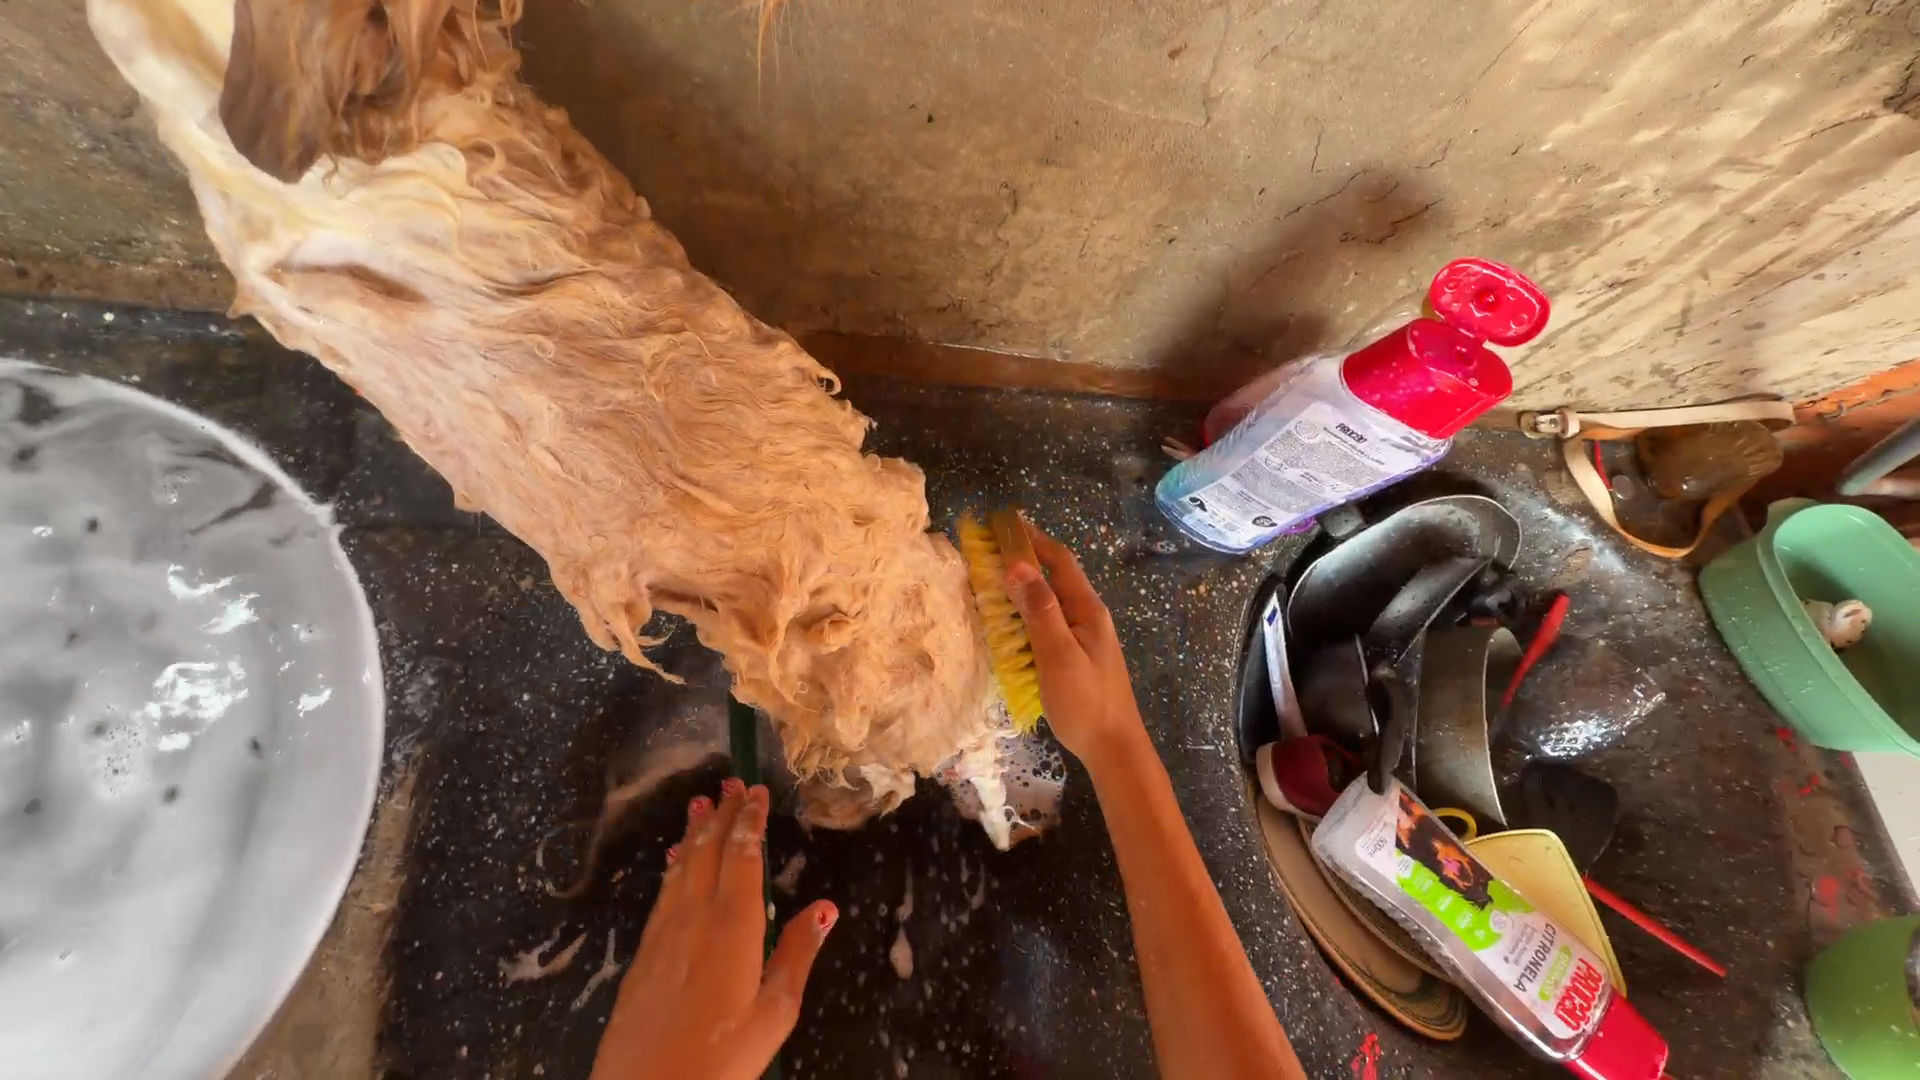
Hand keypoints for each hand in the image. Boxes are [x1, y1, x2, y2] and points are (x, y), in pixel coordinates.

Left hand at [590, 779, 837, 1079]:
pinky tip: (674, 860)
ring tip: (700, 804)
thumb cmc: (720, 1059)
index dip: (750, 820)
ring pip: (682, 868)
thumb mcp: (774, 1013)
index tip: (756, 791)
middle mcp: (695, 917)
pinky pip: (663, 893)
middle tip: (730, 782)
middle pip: (709, 852)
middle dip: (722, 815)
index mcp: (733, 925)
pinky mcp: (643, 956)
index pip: (743, 856)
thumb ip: (798, 954)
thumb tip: (828, 906)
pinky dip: (673, 867)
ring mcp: (664, 935)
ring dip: (694, 833)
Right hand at [1002, 523, 1147, 772]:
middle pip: (1056, 577)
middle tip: (989, 554)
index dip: (1033, 539)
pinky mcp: (1078, 656)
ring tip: (991, 584)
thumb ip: (1040, 609)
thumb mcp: (1058, 654)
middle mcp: (1089, 617)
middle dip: (1025, 561)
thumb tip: (1017, 565)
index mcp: (1088, 610)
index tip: (1003, 525)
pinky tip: (1010, 625)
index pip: (1060, 560)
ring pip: (1052, 601)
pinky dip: (1028, 614)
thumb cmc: (1086, 702)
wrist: (1114, 749)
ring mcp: (1085, 637)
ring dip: (1024, 588)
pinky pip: (1050, 623)